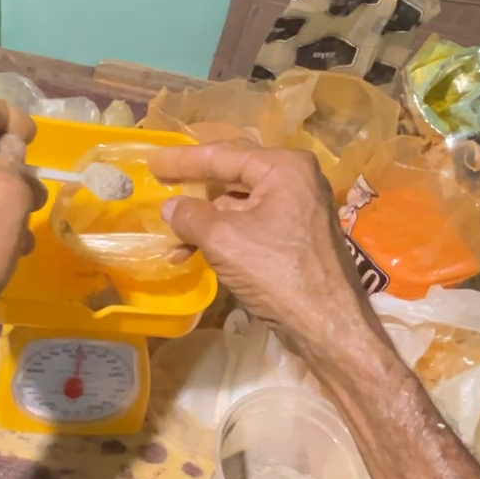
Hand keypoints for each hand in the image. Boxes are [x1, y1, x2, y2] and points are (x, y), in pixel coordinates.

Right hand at [149, 143, 371, 361]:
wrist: (327, 324)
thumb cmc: (277, 273)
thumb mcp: (223, 240)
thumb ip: (190, 216)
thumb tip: (170, 207)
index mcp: (284, 167)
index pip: (223, 154)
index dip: (183, 159)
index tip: (152, 163)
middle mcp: (296, 179)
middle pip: (233, 173)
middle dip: (195, 185)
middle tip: (161, 181)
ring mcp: (299, 208)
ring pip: (239, 203)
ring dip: (204, 218)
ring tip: (171, 233)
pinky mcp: (296, 236)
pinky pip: (250, 224)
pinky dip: (222, 234)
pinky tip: (195, 252)